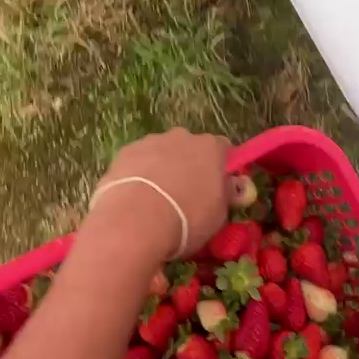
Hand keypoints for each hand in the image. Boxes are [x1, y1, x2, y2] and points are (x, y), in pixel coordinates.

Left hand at [88, 129, 231, 261]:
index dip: (221, 167)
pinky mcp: (125, 152)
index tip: (217, 187)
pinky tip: (135, 198)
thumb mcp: (219, 215)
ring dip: (162, 168)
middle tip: (184, 195)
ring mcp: (152, 141)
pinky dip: (138, 174)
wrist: (135, 221)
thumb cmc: (187, 219)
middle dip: (189, 165)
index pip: (224, 149)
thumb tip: (233, 185)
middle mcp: (183, 137)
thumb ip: (227, 194)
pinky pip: (138, 161)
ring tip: (155, 201)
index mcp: (211, 148)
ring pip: (162, 152)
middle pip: (191, 147)